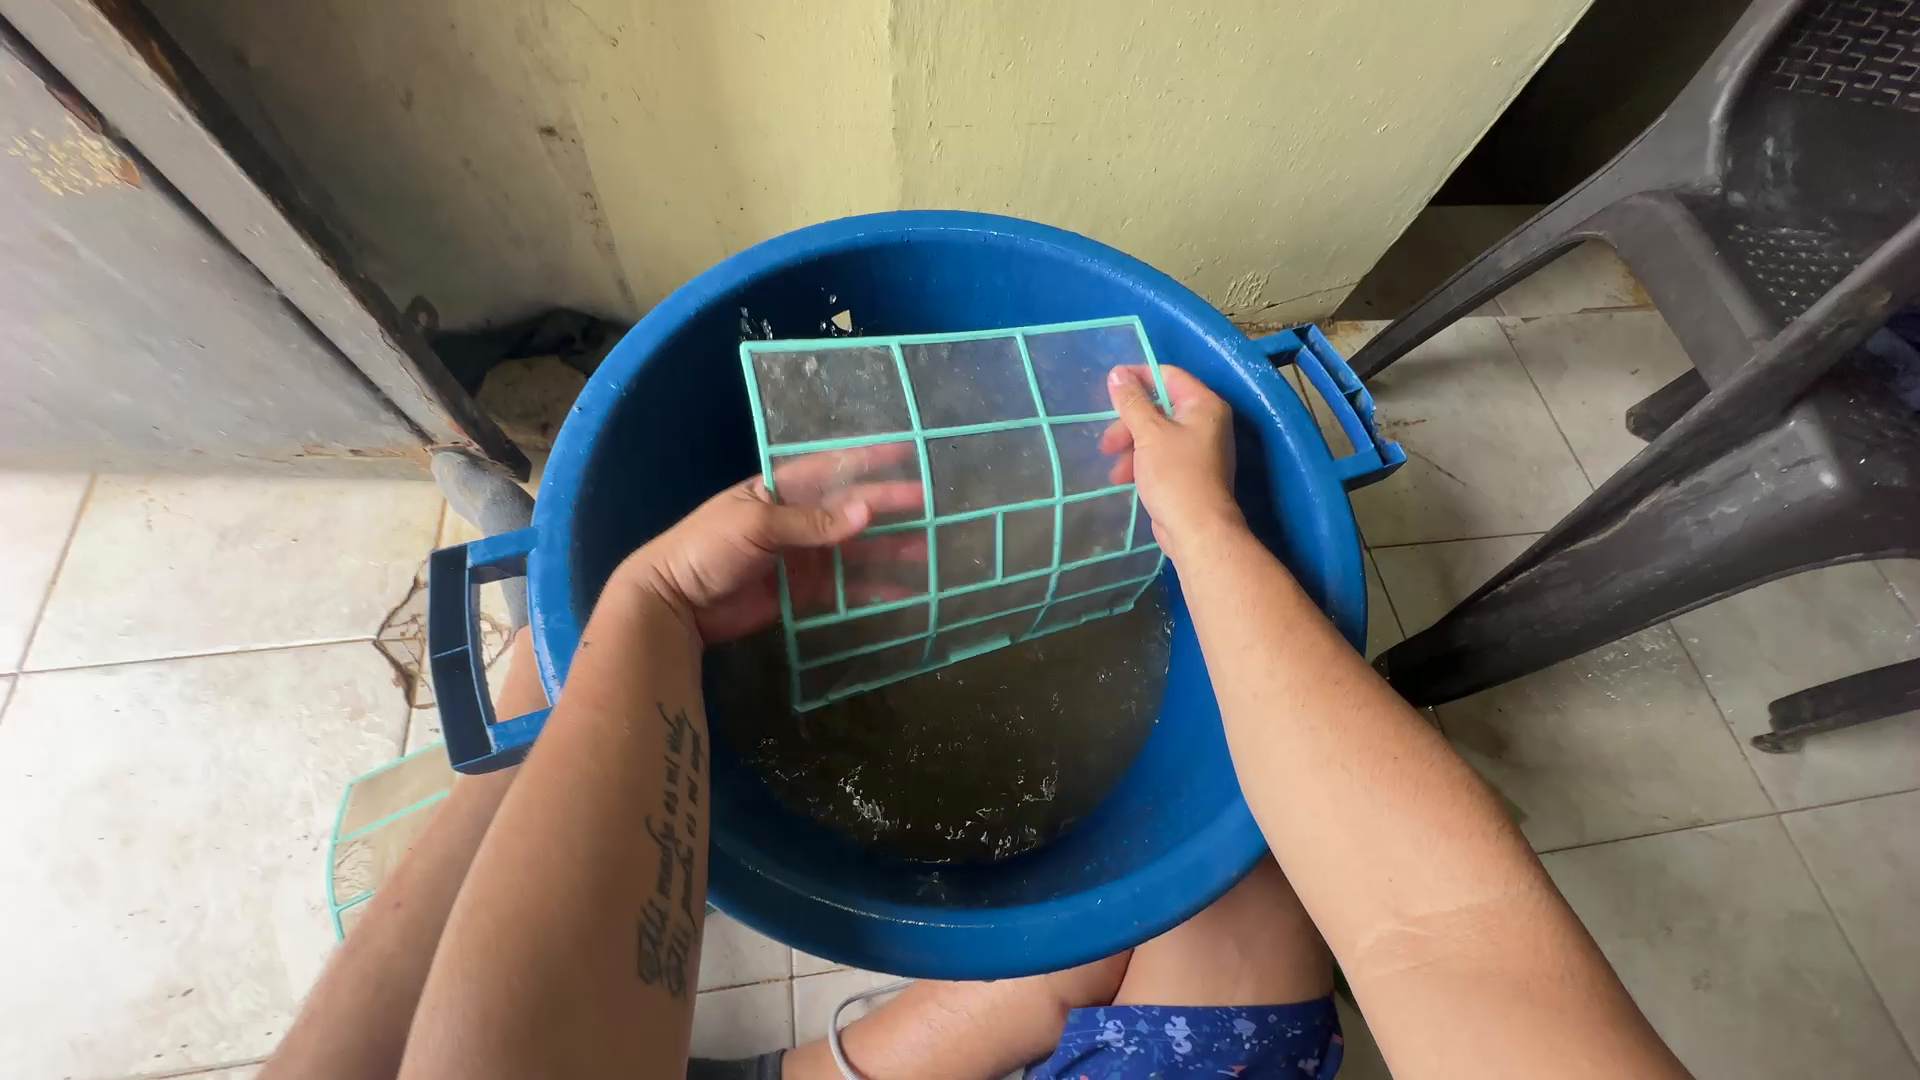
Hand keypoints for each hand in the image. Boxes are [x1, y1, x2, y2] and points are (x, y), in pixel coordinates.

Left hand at [616, 445, 923, 642]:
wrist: (675, 603)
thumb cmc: (706, 547)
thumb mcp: (756, 525)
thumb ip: (812, 523)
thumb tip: (867, 512)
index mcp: (782, 489)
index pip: (834, 468)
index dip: (869, 459)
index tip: (907, 452)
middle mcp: (798, 519)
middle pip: (852, 510)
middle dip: (890, 506)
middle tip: (930, 506)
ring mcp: (803, 557)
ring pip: (855, 550)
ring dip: (889, 549)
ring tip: (927, 551)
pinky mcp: (804, 591)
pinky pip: (845, 588)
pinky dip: (872, 591)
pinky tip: (900, 593)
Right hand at [1101, 364, 1244, 558]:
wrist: (1197, 530)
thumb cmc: (1175, 476)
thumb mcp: (1148, 434)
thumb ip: (1131, 402)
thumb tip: (1117, 373)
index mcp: (1203, 405)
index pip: (1168, 376)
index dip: (1137, 378)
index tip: (1109, 387)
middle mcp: (1205, 422)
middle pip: (1159, 408)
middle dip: (1128, 424)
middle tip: (1107, 443)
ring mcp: (1198, 448)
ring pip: (1155, 434)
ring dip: (1130, 447)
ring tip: (1116, 471)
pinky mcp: (1187, 471)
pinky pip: (1159, 455)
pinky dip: (1140, 462)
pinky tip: (1124, 479)